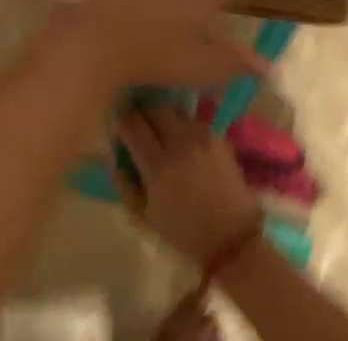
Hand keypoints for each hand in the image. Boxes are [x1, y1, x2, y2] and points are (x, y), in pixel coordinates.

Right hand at [117, 107, 262, 265]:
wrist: (232, 239)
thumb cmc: (183, 232)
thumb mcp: (143, 216)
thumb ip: (123, 183)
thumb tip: (115, 156)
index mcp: (157, 165)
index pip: (131, 124)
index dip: (121, 122)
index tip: (120, 131)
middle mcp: (180, 144)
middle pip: (153, 109)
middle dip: (142, 116)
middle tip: (140, 130)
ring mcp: (202, 138)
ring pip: (175, 111)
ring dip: (164, 118)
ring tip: (163, 134)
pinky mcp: (220, 139)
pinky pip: (195, 121)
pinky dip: (185, 126)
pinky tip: (185, 143)